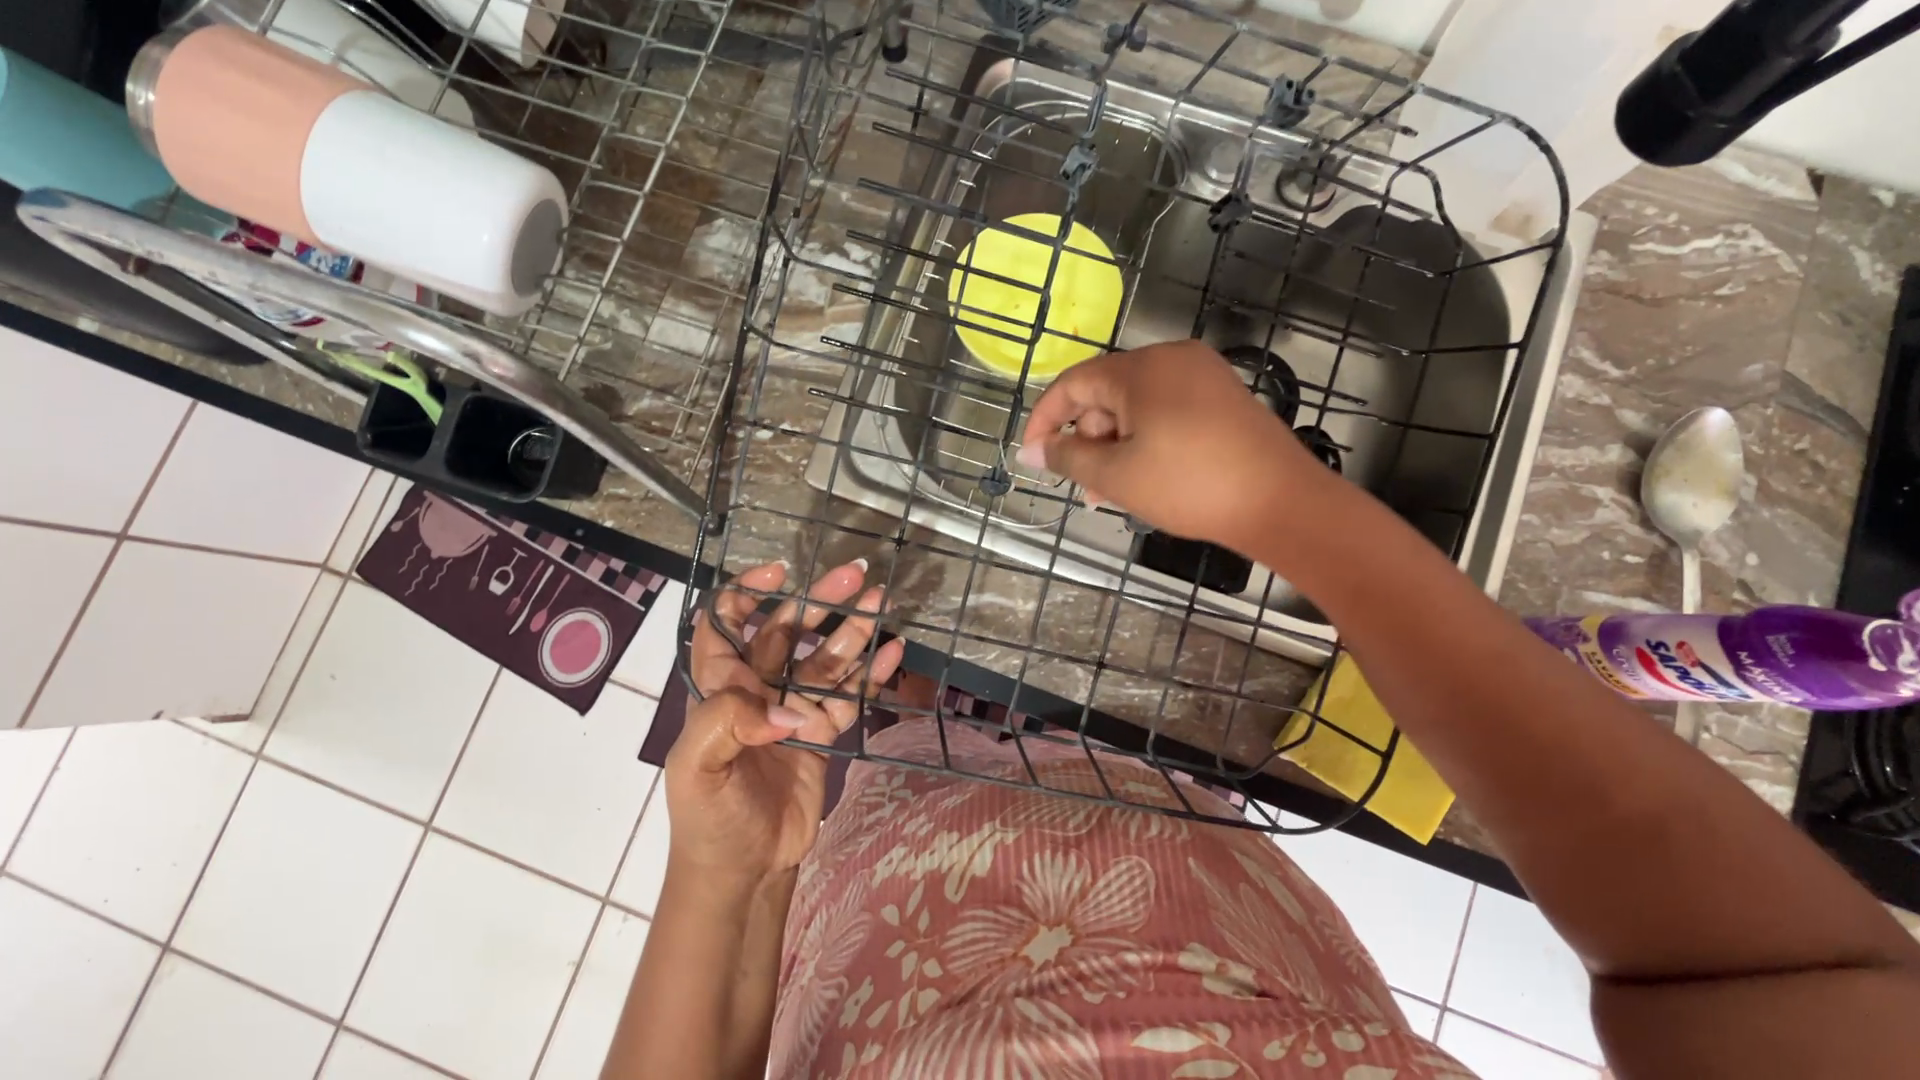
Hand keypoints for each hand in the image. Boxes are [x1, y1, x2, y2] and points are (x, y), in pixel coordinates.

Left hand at [665, 561, 905, 883]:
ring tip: (882, 604)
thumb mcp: (697, 769)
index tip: (780, 575)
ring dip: (853, 632)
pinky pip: (848, 696)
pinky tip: (892, 652)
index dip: (746, 593)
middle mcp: (756, 690)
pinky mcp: (821, 733)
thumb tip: (787, 710)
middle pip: (788, 631)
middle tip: (856, 576)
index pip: (724, 624)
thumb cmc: (709, 817)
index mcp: (718, 689)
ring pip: (825, 660)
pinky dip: (870, 675)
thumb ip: (726, 724)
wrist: (745, 868)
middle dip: (819, 601)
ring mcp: (792, 710)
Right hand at [1016, 340, 1321, 550]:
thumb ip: (1067, 456)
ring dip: (1116, 445)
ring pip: (1137, 406)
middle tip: (1087, 487)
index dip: (1045, 419)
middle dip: (1088, 439)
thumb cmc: (1191, 485)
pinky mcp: (1223, 397)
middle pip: (1106, 393)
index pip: (1073, 383)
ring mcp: (1203, 375)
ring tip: (1114, 494)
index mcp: (1142, 369)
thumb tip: (1032, 448)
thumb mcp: (1117, 475)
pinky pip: (1167, 410)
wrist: (1281, 502)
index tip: (1031, 456)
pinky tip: (1147, 477)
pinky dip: (1146, 439)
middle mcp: (1172, 359)